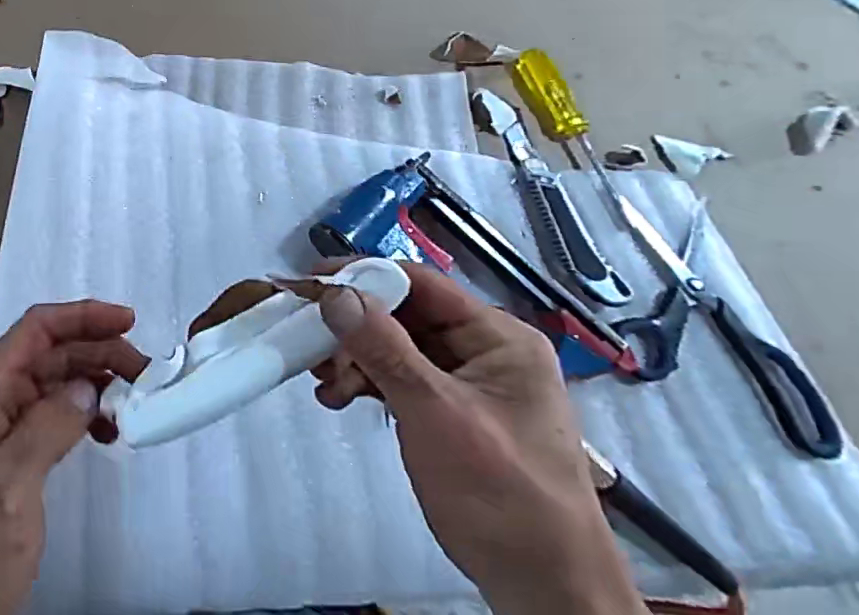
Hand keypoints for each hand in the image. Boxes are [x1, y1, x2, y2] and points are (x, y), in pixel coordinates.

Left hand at [0, 301, 147, 614]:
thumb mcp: (7, 488)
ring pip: (61, 378)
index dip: (84, 316)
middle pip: (55, 350)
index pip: (38, 328)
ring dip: (100, 380)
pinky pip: (60, 412)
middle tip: (144, 373)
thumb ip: (47, 427)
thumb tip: (89, 387)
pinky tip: (109, 430)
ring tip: (134, 401)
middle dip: (102, 351)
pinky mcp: (17, 451)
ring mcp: (4, 423)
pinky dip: (89, 411)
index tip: (129, 321)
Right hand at [311, 262, 645, 614]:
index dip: (366, 276)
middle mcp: (485, 350)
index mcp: (498, 337)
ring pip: (400, 349)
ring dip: (358, 359)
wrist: (547, 592)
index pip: (423, 285)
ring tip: (325, 383)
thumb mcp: (437, 415)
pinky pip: (403, 380)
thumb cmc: (502, 497)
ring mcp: (469, 383)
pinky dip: (371, 385)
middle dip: (356, 329)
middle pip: (408, 316)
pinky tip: (341, 398)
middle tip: (311, 345)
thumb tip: (337, 295)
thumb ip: (385, 350)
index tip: (314, 284)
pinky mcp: (453, 412)